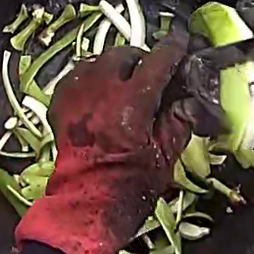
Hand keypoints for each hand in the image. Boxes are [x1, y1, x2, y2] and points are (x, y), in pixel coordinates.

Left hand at [14, 31, 192, 253]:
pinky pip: (79, 74)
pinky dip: (94, 76)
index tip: (182, 43)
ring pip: (100, 60)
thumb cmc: (127, 188)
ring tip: (127, 82)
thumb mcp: (165, 157)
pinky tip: (102, 91)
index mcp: (131, 104)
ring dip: (117, 66)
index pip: (158, 60)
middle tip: (154, 75)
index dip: (174, 48)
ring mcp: (76, 95)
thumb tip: (192, 99)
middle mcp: (100, 91)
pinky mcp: (60, 103)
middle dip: (143, 59)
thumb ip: (180, 120)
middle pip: (126, 54)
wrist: (84, 210)